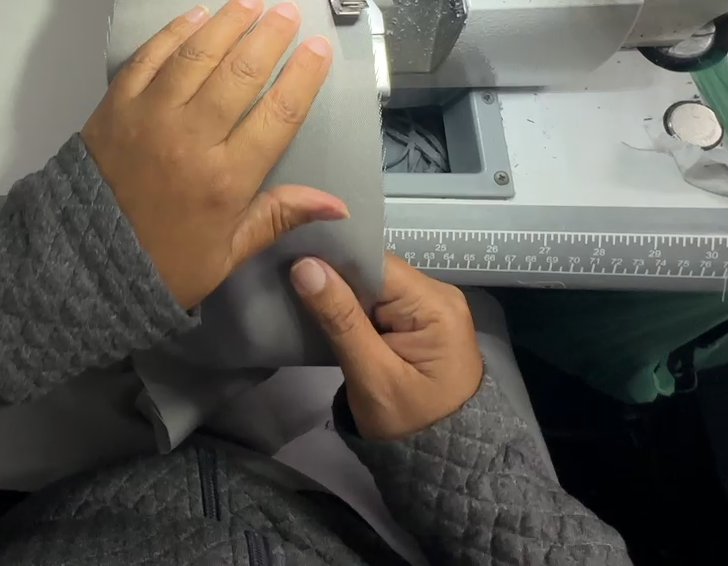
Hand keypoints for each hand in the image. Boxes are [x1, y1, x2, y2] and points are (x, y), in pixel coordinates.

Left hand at [82, 0, 344, 308]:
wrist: (82, 259)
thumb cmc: (163, 261)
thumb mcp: (226, 253)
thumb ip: (278, 217)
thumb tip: (337, 203)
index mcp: (226, 178)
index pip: (278, 115)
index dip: (303, 77)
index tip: (318, 48)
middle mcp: (191, 138)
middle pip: (240, 74)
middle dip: (268, 37)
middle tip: (288, 11)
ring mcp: (150, 115)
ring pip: (196, 56)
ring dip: (226, 23)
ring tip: (249, 0)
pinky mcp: (115, 105)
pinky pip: (148, 58)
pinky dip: (172, 33)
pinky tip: (194, 15)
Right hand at [291, 253, 483, 438]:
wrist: (443, 467)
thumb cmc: (411, 425)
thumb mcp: (372, 377)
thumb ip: (340, 319)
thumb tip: (305, 264)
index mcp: (435, 305)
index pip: (373, 263)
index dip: (330, 259)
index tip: (289, 259)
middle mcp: (436, 294)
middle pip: (370, 269)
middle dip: (329, 273)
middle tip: (284, 275)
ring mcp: (426, 306)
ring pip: (368, 282)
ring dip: (335, 289)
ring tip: (295, 288)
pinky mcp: (414, 318)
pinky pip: (373, 297)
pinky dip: (346, 303)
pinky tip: (320, 308)